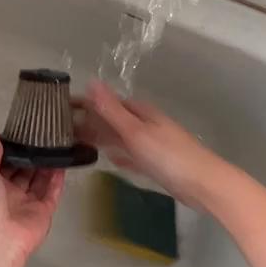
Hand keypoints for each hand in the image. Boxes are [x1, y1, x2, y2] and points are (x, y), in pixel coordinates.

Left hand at [0, 130, 65, 266]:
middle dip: (29, 155)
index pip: (0, 164)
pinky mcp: (43, 213)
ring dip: (45, 164)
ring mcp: (25, 204)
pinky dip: (57, 179)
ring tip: (55, 144)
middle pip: (20, 171)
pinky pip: (51, 193)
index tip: (21, 131)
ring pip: (37, 181)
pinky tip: (63, 162)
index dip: (9, 149)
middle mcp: (5, 194)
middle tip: (42, 134)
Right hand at [76, 81, 231, 206]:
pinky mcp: (155, 163)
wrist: (202, 184)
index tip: (63, 111)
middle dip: (92, 123)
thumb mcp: (135, 131)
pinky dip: (120, 155)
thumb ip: (111, 110)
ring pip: (121, 138)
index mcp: (141, 113)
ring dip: (103, 138)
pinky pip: (131, 155)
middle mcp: (146, 125)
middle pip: (114, 120)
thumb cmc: (168, 155)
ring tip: (78, 143)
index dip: (87, 105)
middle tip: (64, 131)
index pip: (108, 103)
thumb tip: (91, 82)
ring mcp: (151, 144)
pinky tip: (111, 160)